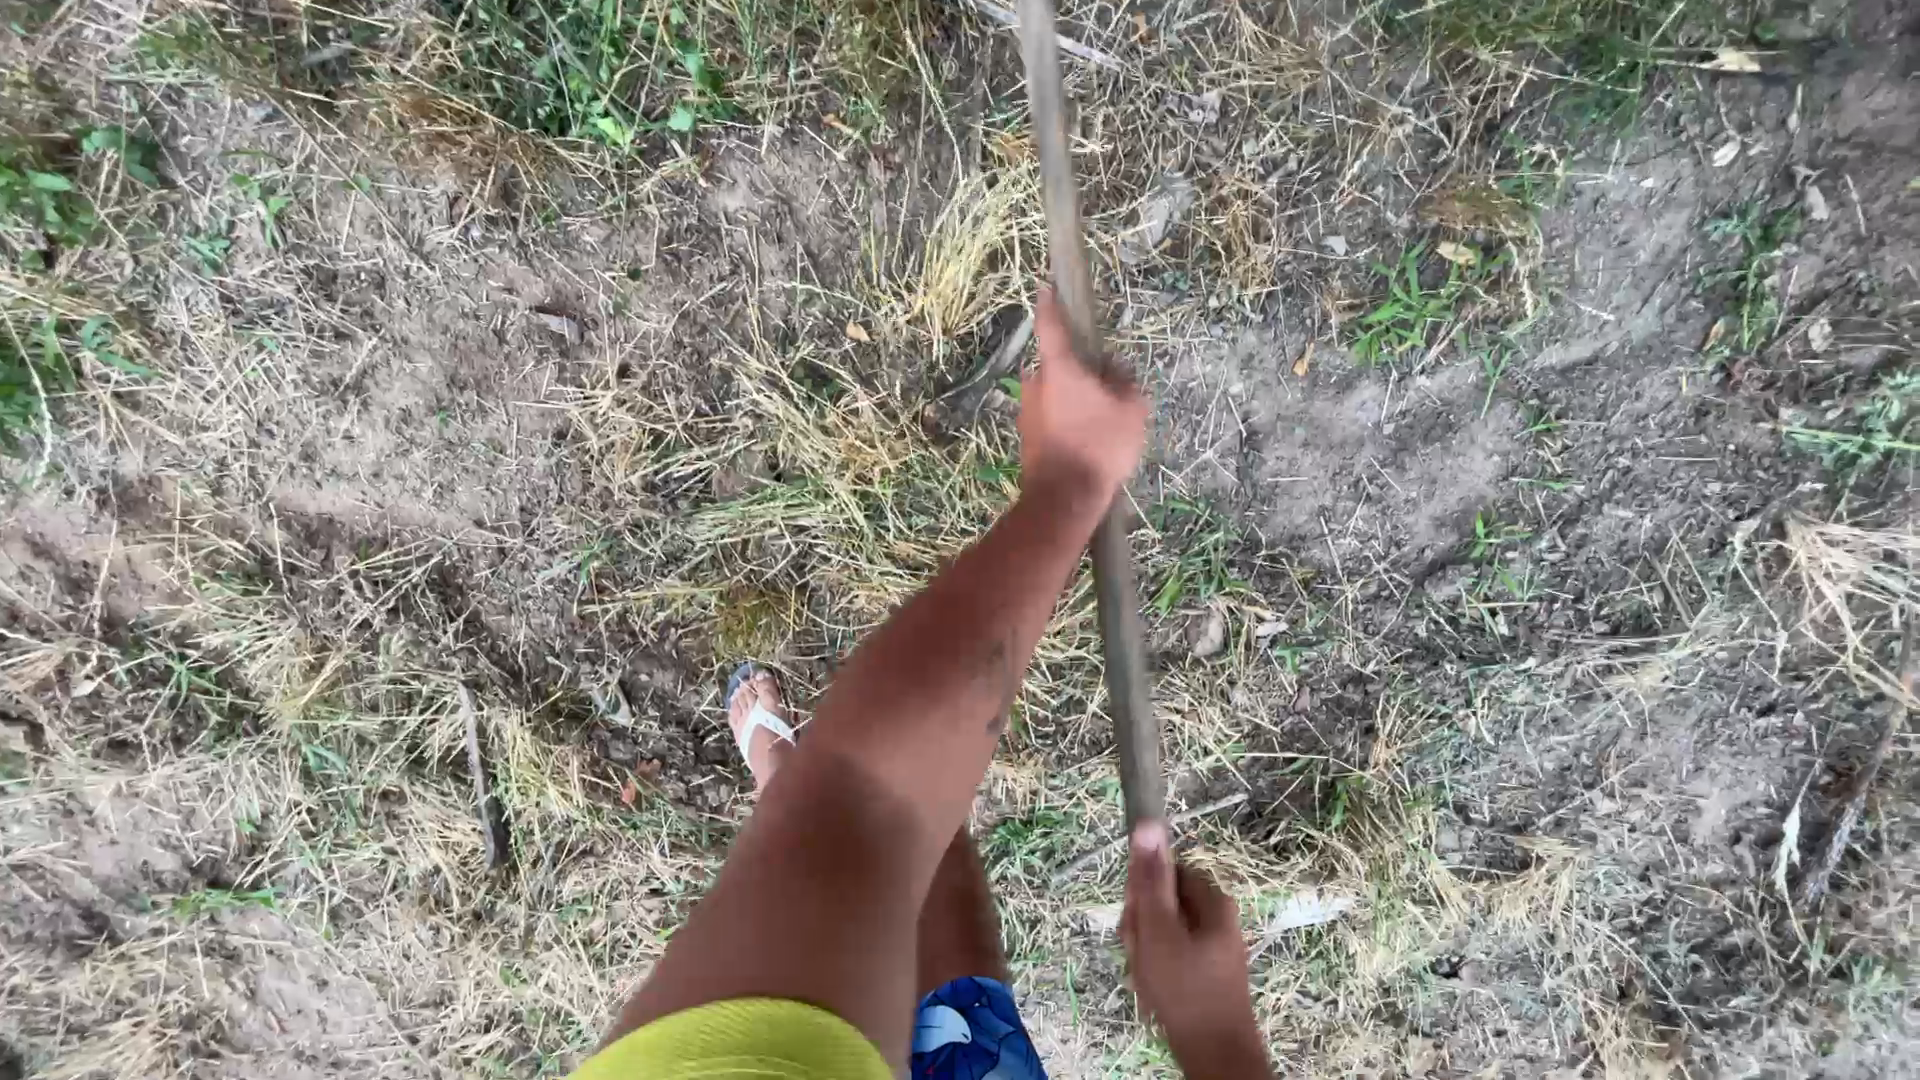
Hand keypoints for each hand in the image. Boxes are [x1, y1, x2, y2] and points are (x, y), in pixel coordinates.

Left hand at [1017, 287, 1147, 500]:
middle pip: (1059, 364)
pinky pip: (1051, 417)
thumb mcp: (1131, 409)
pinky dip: (1066, 420)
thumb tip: (1115, 371)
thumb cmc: (1100, 445)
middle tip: (1108, 386)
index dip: (1050, 303)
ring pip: (1055, 393)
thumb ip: (1125, 382)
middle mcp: (1035, 384)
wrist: (1065, 498)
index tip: (1045, 286)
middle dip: (1080, 370)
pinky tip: (1088, 441)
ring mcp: (1027, 412)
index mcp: (1059, 368)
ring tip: (1103, 421)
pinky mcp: (1026, 437)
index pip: (1051, 325)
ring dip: (1074, 398)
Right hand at [1121, 821, 1271, 1079]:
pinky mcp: (1206, 968)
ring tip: (1146, 974)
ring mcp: (1212, 943)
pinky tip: (1153, 988)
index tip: (1134, 918)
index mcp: (1211, 898)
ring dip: (1145, 948)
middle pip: (1161, 900)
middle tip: (1139, 952)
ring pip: (1162, 929)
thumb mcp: (1158, 928)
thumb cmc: (1185, 989)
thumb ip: (1149, 878)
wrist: (1215, 1058)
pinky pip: (1171, 952)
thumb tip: (1147, 823)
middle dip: (1141, 925)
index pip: (1162, 871)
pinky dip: (1156, 966)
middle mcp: (1216, 914)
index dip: (1141, 892)